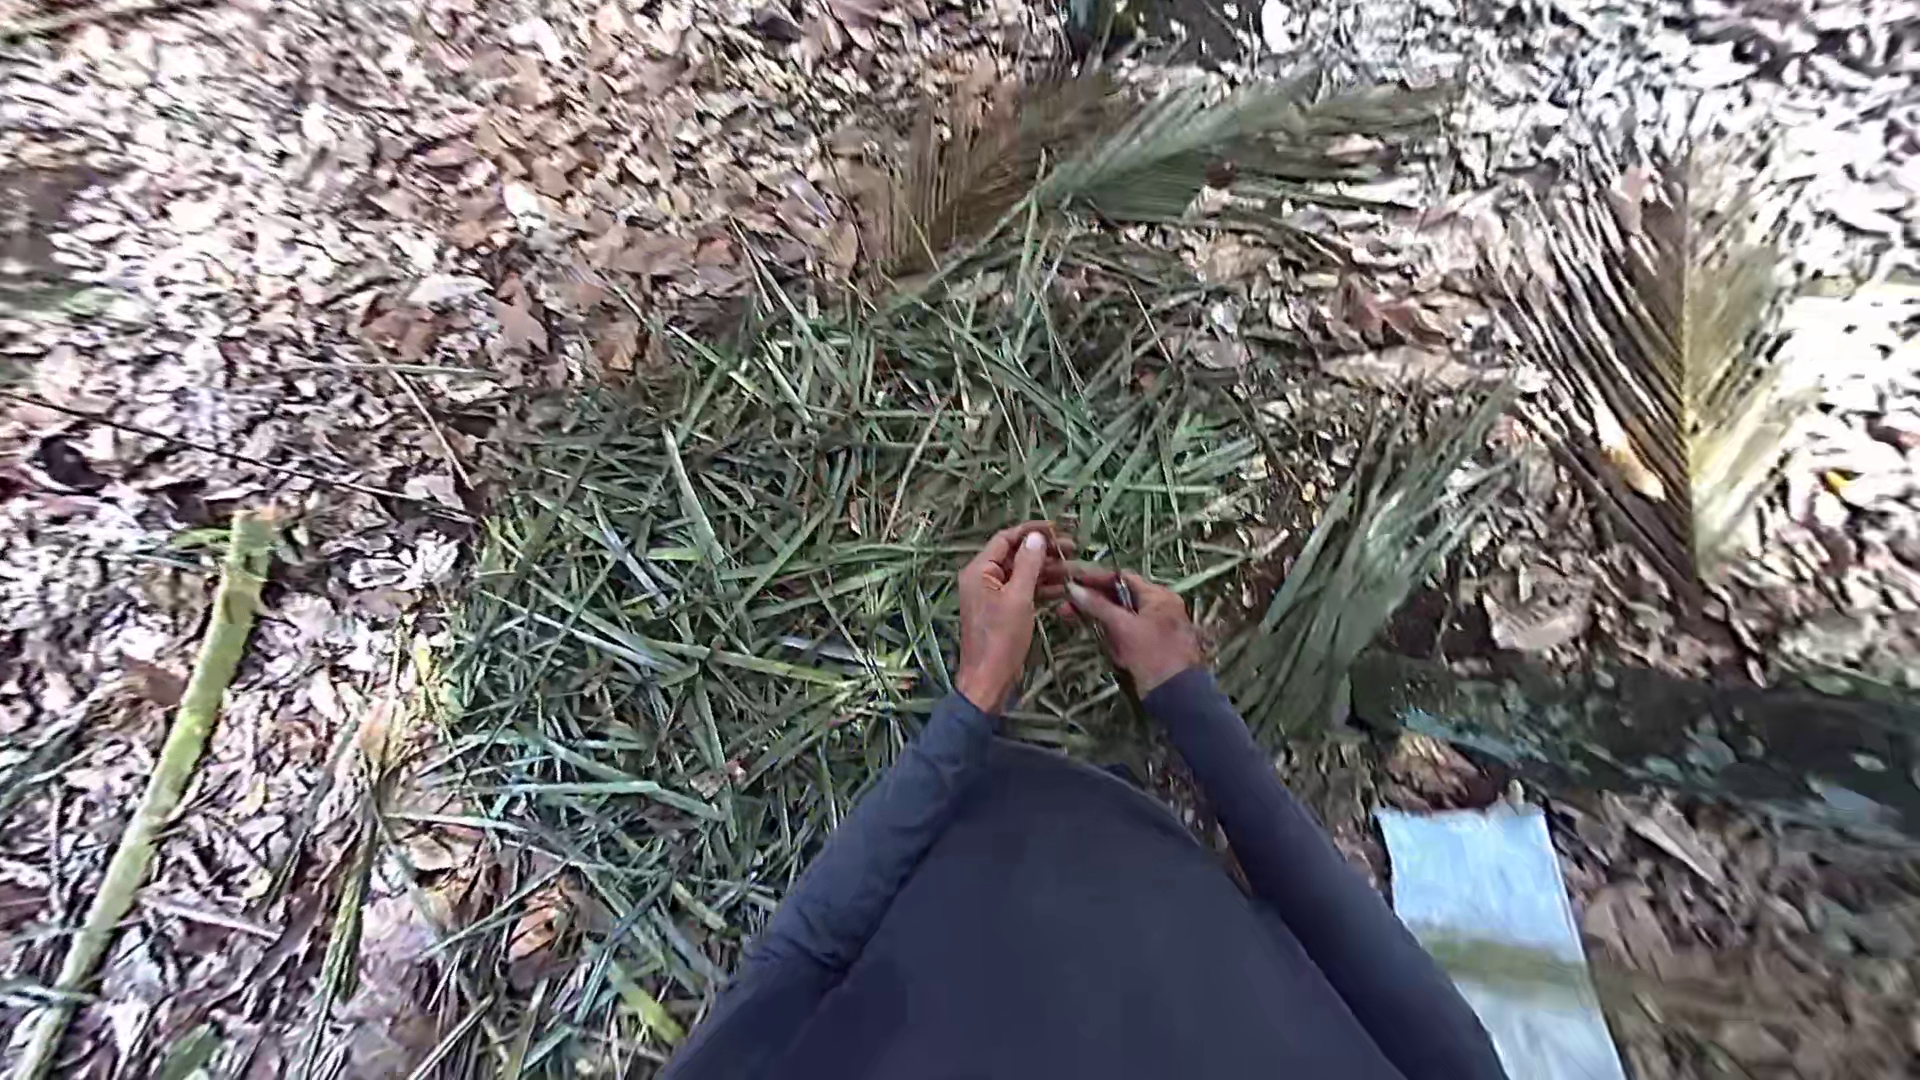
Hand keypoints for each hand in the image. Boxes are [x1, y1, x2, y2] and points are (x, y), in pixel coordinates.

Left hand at [955, 522, 1070, 712]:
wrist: (989, 681)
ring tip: (1076, 568)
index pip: (1005, 539)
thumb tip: (1037, 537)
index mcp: (979, 571)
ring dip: (1048, 570)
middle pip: (1016, 555)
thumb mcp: (1018, 598)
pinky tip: (1065, 587)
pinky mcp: (1004, 610)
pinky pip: (1024, 591)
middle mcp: (983, 578)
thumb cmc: (1001, 639)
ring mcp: (994, 595)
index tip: (1058, 529)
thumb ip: (1028, 565)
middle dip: (1044, 551)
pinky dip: (1043, 588)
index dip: (1031, 531)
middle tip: (1073, 549)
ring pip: (1023, 574)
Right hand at [1065, 567, 1203, 693]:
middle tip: (1067, 606)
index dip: (1097, 579)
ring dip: (1098, 619)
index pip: (1123, 578)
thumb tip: (1073, 588)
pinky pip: (1122, 633)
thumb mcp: (1123, 626)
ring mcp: (1151, 627)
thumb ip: (1097, 606)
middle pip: (1118, 597)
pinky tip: (1096, 637)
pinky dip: (1109, 634)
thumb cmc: (1152, 654)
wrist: (1175, 695)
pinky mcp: (1145, 645)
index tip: (1073, 582)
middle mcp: (1157, 607)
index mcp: (1158, 596)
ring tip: (1072, 619)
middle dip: (1092, 601)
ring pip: (1118, 616)